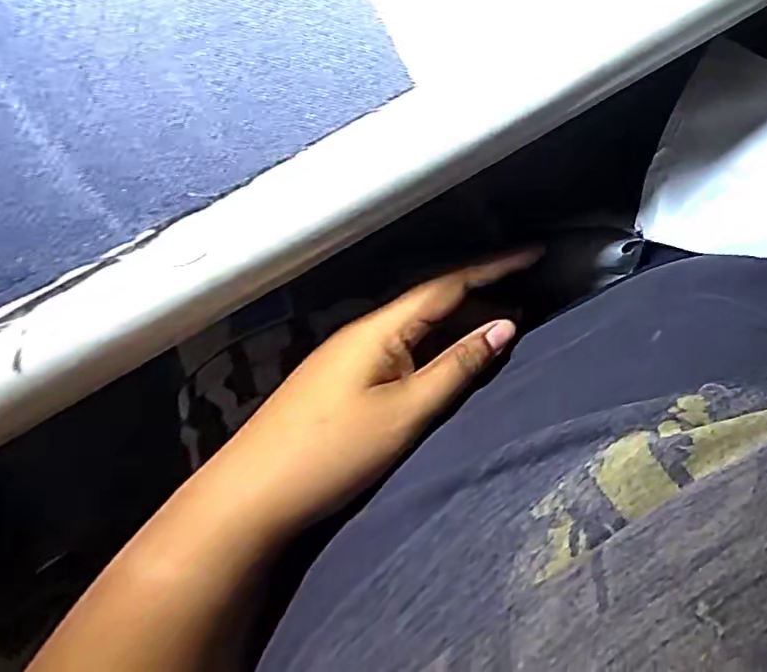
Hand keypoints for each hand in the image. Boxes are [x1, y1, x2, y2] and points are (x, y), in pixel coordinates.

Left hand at [192, 248, 542, 538]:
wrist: (234, 513)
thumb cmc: (328, 455)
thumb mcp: (407, 411)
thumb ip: (460, 365)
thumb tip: (506, 326)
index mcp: (378, 331)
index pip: (448, 285)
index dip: (495, 266)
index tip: (533, 253)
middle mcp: (363, 334)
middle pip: (435, 301)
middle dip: (485, 294)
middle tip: (529, 303)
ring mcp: (349, 358)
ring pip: (421, 325)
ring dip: (464, 322)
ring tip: (503, 330)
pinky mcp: (343, 382)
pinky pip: (407, 346)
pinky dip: (442, 344)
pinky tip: (456, 359)